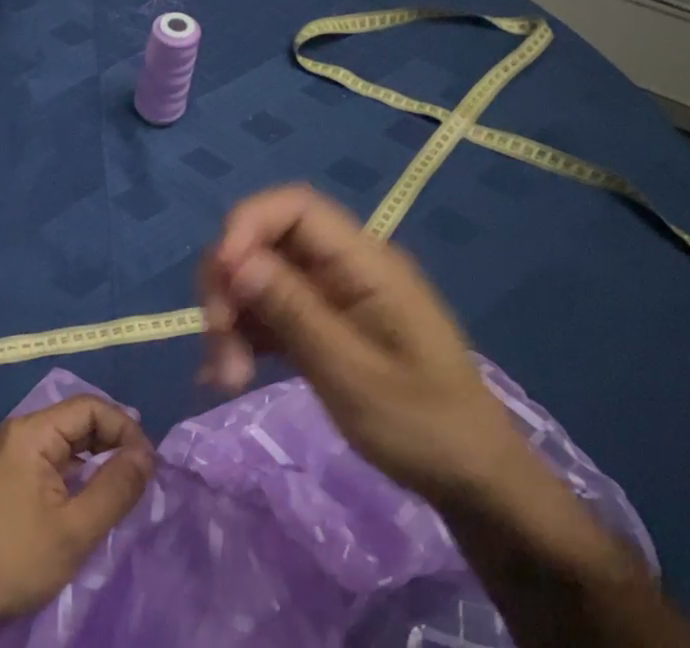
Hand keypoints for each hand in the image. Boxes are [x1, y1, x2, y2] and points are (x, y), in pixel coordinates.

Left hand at [0, 396, 153, 647]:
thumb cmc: (17, 559)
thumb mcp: (77, 528)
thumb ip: (116, 486)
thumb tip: (147, 453)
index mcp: (30, 433)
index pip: (89, 407)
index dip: (124, 429)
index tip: (148, 466)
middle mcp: (19, 433)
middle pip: (78, 420)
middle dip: (114, 442)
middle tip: (142, 479)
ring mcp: (12, 454)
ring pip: (68, 441)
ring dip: (99, 458)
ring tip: (125, 489)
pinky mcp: (11, 477)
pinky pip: (54, 460)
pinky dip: (80, 472)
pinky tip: (95, 497)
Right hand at [197, 185, 524, 505]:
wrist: (472, 480)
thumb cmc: (425, 427)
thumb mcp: (354, 374)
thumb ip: (294, 313)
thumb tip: (233, 261)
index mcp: (367, 265)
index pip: (295, 208)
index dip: (246, 227)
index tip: (222, 278)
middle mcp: (344, 269)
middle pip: (264, 243)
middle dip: (229, 283)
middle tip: (217, 337)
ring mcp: (330, 298)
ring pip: (256, 280)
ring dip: (230, 319)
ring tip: (227, 377)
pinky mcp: (319, 326)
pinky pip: (265, 313)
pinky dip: (241, 339)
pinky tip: (227, 376)